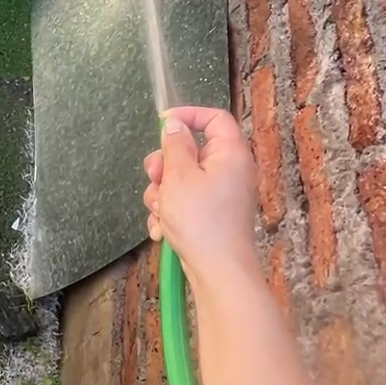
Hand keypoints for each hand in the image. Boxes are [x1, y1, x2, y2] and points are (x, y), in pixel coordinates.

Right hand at [141, 106, 261, 279]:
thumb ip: (174, 145)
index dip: (188, 115)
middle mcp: (229, 171)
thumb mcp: (179, 175)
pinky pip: (182, 201)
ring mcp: (219, 194)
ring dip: (161, 193)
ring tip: (160, 211)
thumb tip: (174, 124)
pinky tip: (162, 228)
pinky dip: (168, 211)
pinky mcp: (209, 214)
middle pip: (189, 151)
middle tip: (155, 178)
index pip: (214, 118)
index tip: (162, 123)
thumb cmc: (200, 219)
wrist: (217, 269)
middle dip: (164, 165)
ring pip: (179, 178)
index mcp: (230, 155)